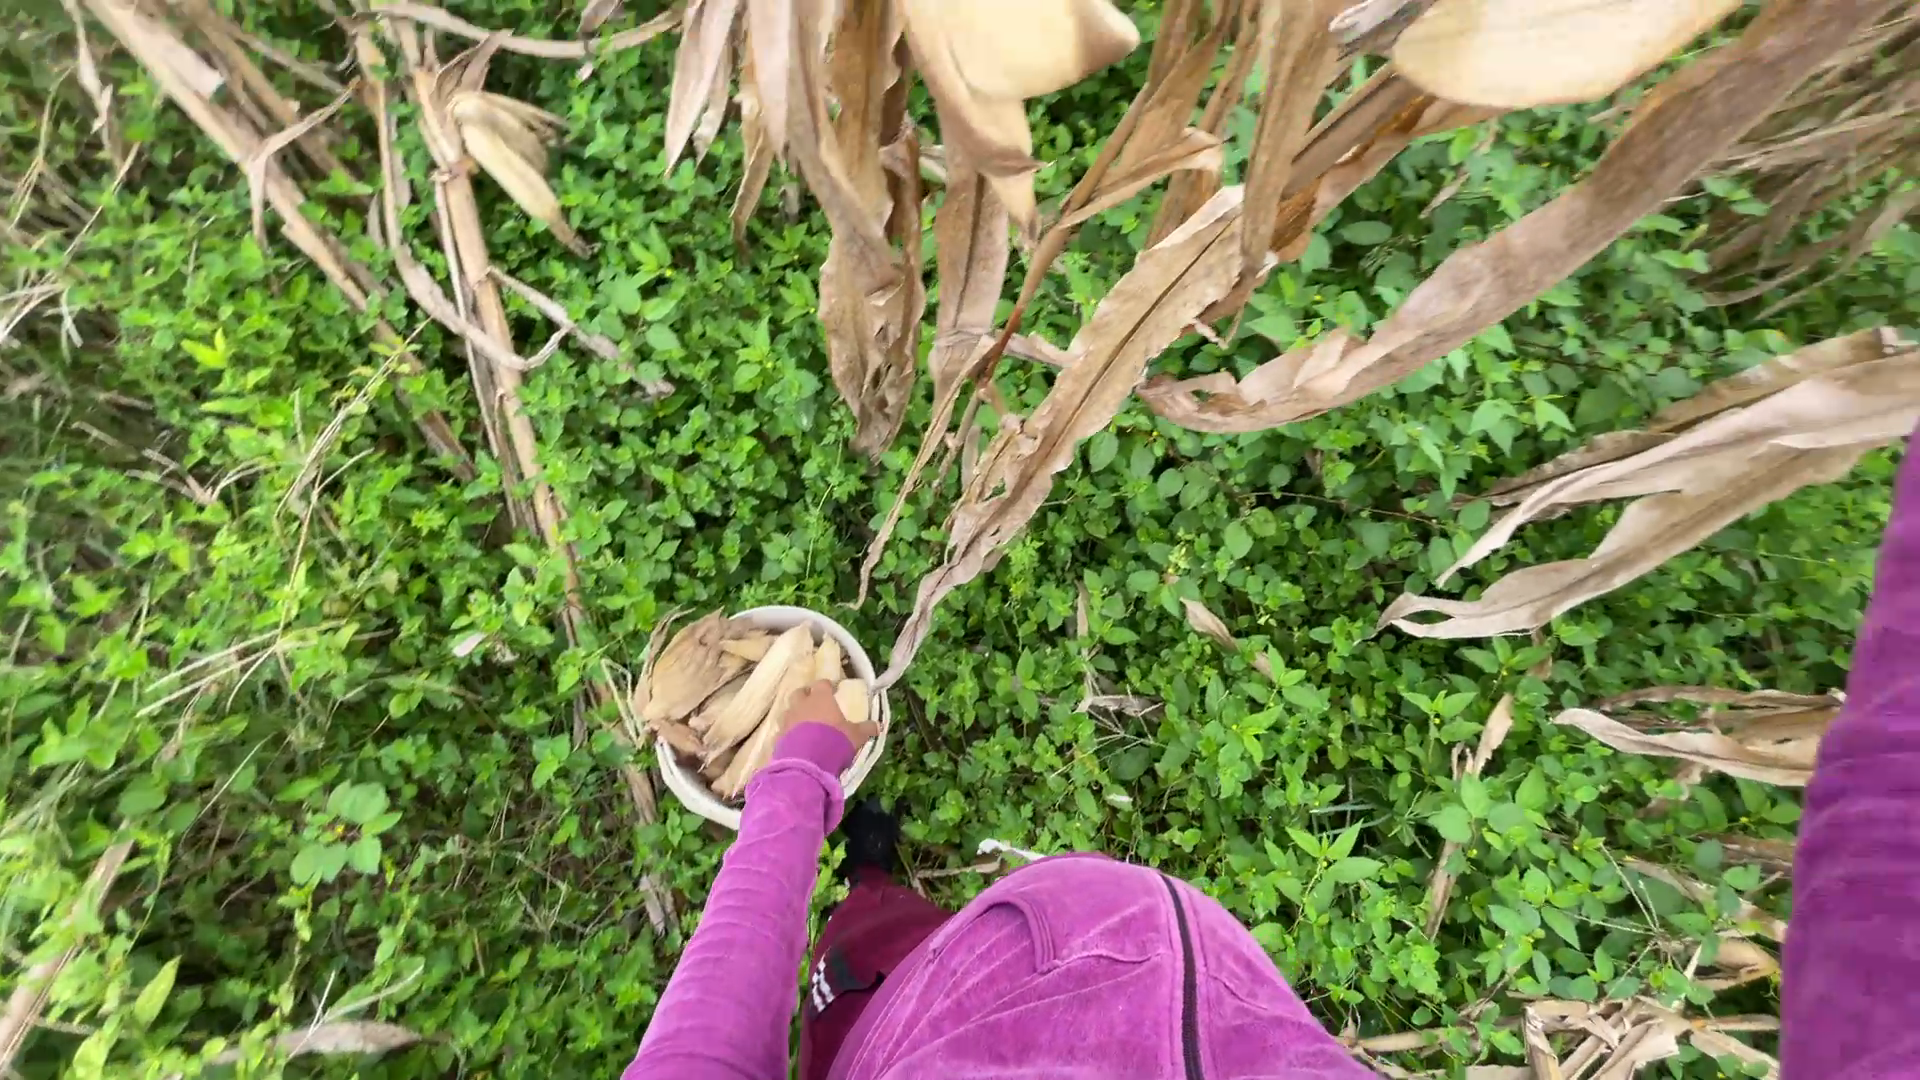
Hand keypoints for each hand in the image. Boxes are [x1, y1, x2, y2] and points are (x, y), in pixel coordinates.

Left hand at [781, 679, 878, 749]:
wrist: (807, 763)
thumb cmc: (834, 740)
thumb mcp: (855, 736)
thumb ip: (866, 729)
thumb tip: (878, 726)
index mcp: (820, 698)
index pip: (822, 683)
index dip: (827, 686)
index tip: (833, 690)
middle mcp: (801, 705)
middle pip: (799, 692)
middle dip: (806, 695)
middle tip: (814, 702)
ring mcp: (787, 720)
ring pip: (788, 710)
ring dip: (795, 713)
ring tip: (803, 722)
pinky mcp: (778, 737)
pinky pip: (782, 729)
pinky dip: (788, 732)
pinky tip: (795, 740)